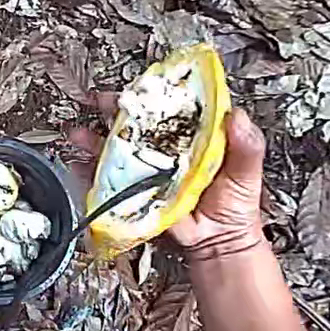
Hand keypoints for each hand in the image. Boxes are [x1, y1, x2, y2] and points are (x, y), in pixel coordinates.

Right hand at [66, 97, 269, 266]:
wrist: (219, 243)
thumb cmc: (235, 204)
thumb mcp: (247, 171)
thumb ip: (248, 145)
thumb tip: (238, 117)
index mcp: (193, 135)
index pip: (172, 107)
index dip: (155, 94)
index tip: (142, 87)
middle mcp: (166, 148)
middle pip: (138, 123)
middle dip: (117, 110)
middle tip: (105, 102)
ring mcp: (149, 170)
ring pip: (119, 149)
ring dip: (97, 139)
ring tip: (81, 134)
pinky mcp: (138, 192)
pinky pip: (113, 181)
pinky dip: (93, 174)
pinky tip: (81, 167)